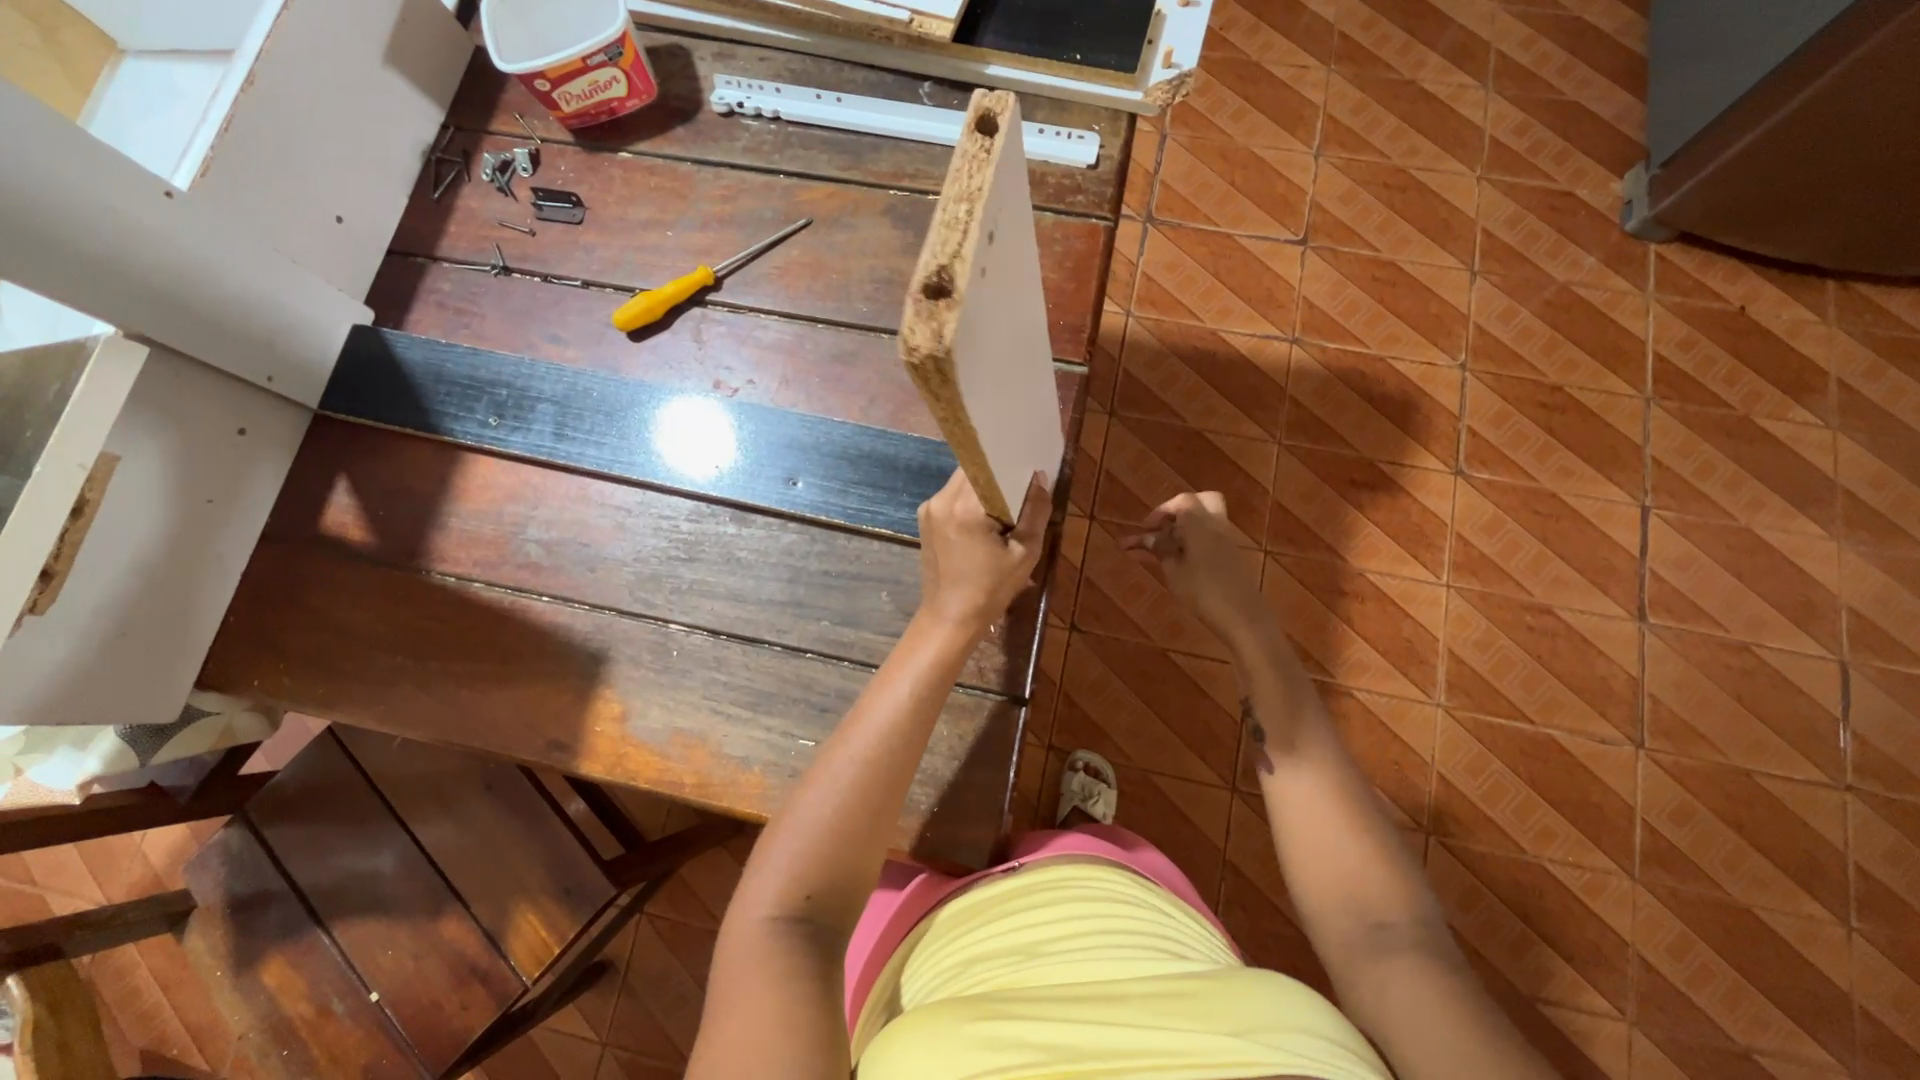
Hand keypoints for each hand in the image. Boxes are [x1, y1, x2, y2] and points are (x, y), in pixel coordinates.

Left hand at [916, 469, 1049, 635]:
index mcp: (967, 507)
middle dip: (999, 471)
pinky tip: (985, 515)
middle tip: (1021, 484)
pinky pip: (952, 494)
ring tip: (1005, 501)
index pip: (992, 465)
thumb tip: (1039, 478)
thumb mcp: (1025, 553)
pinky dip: (970, 497)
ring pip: (962, 479)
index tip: (1031, 466)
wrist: (951, 617)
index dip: (1013, 462)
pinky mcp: (925, 516)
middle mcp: (943, 499)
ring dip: (984, 484)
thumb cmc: (991, 590)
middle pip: (975, 467)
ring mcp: (930, 507)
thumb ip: (1036, 511)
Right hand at [1120, 492, 1271, 646]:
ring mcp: (1228, 541)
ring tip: (1160, 550)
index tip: (1145, 528)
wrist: (1243, 617)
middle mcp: (1216, 525)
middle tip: (1161, 528)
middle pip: (1200, 503)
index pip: (1181, 501)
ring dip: (1183, 530)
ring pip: (1204, 522)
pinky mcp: (1233, 557)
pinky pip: (1210, 539)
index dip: (1161, 511)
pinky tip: (1177, 561)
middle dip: (1178, 511)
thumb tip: (1149, 537)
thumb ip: (1162, 550)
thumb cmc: (1204, 593)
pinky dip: (1193, 543)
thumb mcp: (1175, 572)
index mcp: (1200, 524)